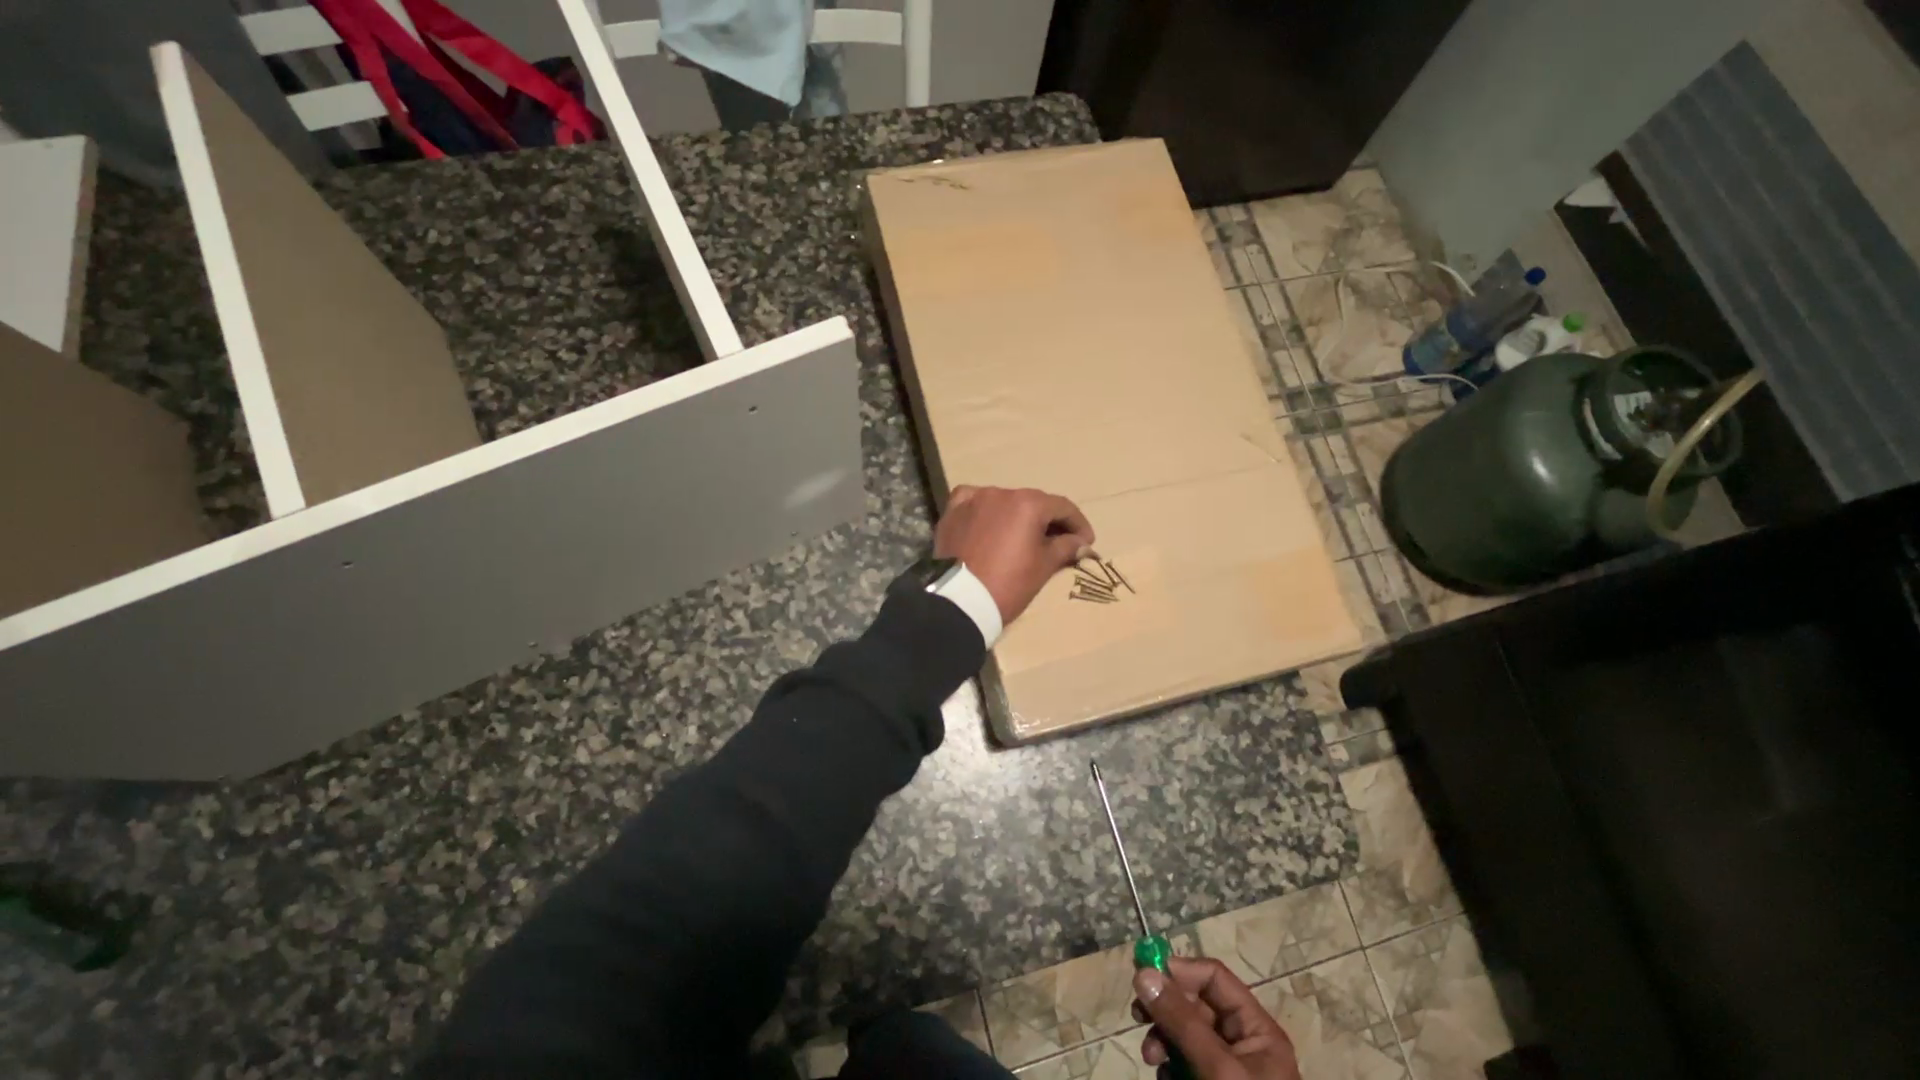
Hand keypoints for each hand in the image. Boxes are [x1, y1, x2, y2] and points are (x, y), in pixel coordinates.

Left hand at [933, 485, 1094, 622]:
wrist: (959, 603)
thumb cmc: (1009, 584)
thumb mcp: (1044, 567)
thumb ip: (1066, 548)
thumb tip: (1082, 543)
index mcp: (1028, 503)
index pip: (1062, 507)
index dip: (1078, 524)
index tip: (1086, 542)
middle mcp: (1000, 493)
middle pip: (1033, 503)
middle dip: (1048, 521)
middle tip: (1059, 543)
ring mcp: (973, 501)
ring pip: (1004, 503)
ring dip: (1017, 517)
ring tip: (1025, 538)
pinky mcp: (952, 513)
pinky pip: (974, 504)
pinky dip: (986, 511)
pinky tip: (990, 522)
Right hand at [1132, 958, 1301, 1079]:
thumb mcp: (1217, 1069)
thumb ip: (1182, 1022)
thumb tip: (1144, 972)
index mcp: (1256, 1030)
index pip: (1213, 979)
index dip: (1178, 971)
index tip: (1142, 975)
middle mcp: (1240, 1044)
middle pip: (1193, 1005)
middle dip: (1165, 1011)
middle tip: (1137, 1016)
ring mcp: (1223, 1071)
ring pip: (1182, 1036)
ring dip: (1161, 1043)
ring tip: (1153, 1062)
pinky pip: (1179, 1066)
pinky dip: (1168, 1071)